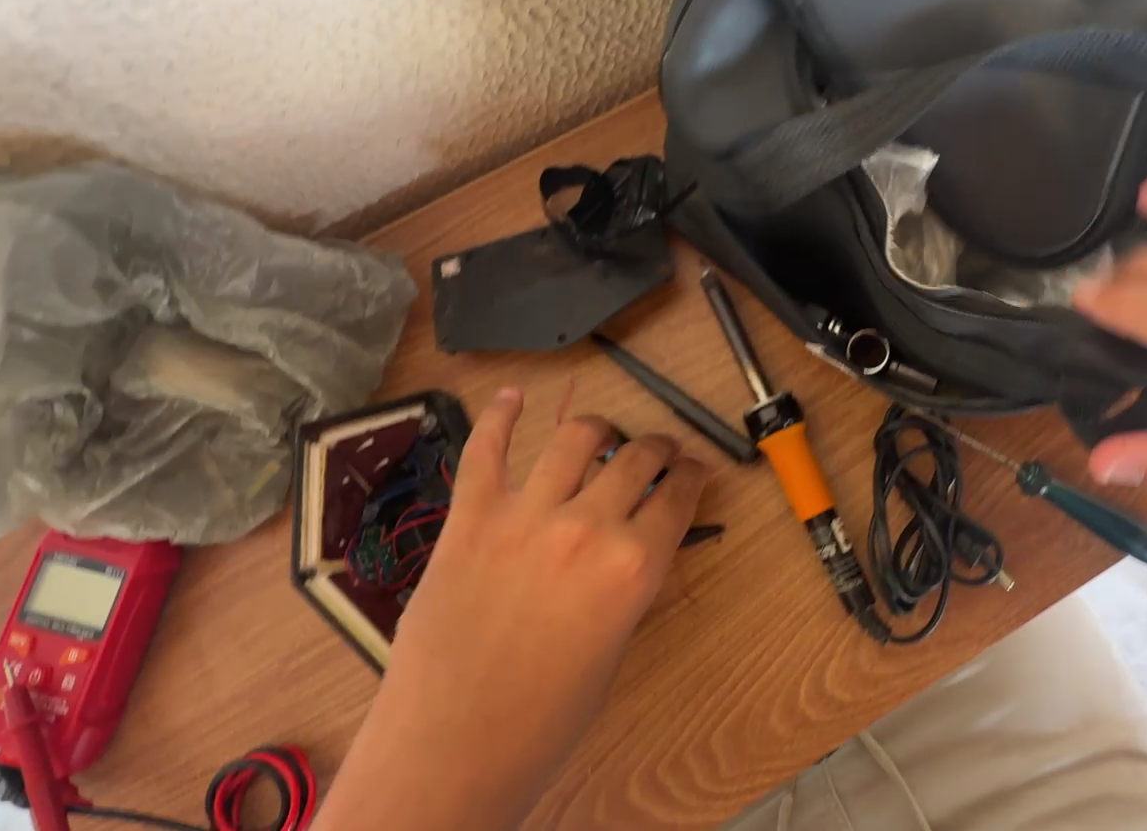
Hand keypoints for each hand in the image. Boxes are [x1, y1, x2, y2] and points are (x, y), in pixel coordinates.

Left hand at [315, 389, 712, 830]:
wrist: (451, 750)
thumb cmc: (543, 719)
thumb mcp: (615, 647)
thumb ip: (629, 583)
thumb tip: (639, 541)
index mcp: (633, 566)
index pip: (679, 495)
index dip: (693, 475)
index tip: (694, 469)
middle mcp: (587, 527)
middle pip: (637, 457)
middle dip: (658, 447)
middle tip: (659, 451)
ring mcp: (525, 515)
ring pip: (575, 438)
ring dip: (598, 428)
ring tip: (602, 432)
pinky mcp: (471, 517)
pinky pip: (486, 451)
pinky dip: (500, 416)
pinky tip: (512, 396)